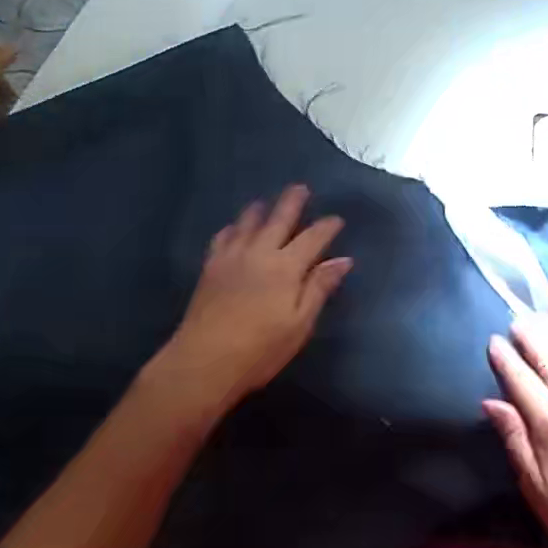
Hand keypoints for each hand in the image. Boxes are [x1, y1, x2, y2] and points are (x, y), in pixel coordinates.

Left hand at [159, 184, 352, 408]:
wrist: (205, 360)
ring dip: (260, 210)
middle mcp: (259, 253)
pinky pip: (223, 238)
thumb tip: (342, 260)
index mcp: (286, 268)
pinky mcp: (210, 268)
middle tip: (300, 187)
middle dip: (292, 202)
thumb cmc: (260, 349)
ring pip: (248, 223)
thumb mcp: (299, 324)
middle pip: (278, 220)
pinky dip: (232, 228)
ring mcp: (231, 258)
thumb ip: (319, 288)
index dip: (327, 227)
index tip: (337, 219)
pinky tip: (233, 229)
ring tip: (265, 202)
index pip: (312, 239)